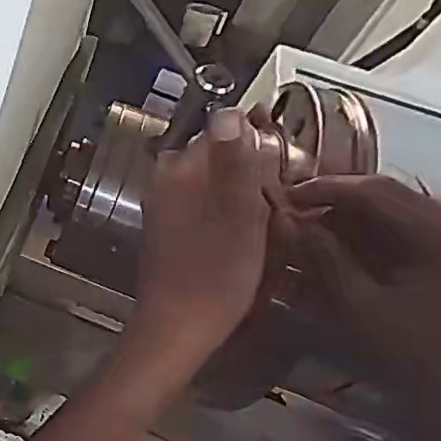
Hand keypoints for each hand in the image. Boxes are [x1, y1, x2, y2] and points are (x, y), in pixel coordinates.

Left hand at [129, 107, 272, 368]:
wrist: (176, 327)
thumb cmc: (214, 276)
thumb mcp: (238, 216)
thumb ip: (234, 163)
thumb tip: (229, 113)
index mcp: (180, 169)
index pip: (223, 131)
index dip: (257, 147)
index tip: (278, 174)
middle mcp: (165, 178)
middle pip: (218, 157)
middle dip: (250, 175)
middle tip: (273, 210)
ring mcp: (162, 202)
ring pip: (212, 182)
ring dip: (239, 197)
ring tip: (261, 228)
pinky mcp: (165, 225)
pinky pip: (202, 203)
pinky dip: (224, 214)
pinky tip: (239, 240)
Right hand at [280, 176, 440, 440]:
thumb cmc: (426, 373)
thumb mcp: (362, 312)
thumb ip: (323, 256)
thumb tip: (286, 216)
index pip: (377, 190)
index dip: (323, 189)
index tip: (282, 197)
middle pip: (395, 200)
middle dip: (340, 207)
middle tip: (294, 218)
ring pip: (407, 219)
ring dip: (359, 225)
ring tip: (315, 239)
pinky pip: (423, 241)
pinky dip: (384, 244)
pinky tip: (353, 260)